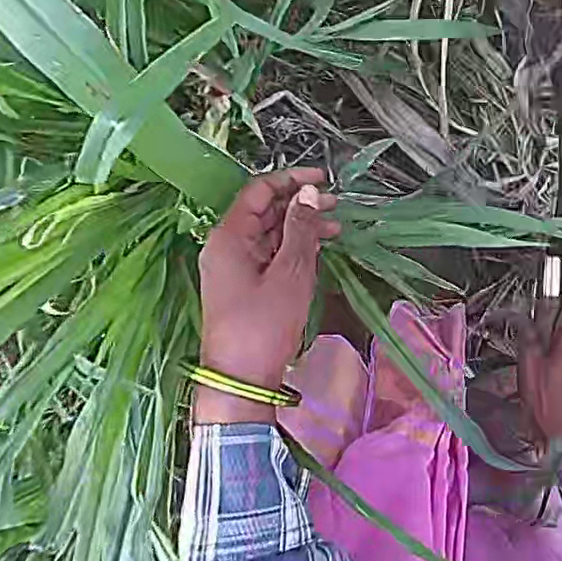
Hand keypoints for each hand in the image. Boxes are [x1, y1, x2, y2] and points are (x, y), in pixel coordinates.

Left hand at [195, 168, 339, 422]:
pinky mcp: (243, 286)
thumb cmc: (263, 326)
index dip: (291, 180)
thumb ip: (300, 229)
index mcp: (228, 236)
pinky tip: (318, 249)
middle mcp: (226, 246)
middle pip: (263, 211)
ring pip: (269, 234)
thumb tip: (308, 193)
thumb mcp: (289, 273)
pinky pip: (268, 255)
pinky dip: (292, 249)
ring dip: (300, 228)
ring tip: (335, 228)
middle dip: (300, 204)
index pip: (258, 191)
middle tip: (335, 205)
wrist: (241, 381)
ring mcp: (233, 267)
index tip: (323, 180)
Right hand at [516, 290, 561, 442]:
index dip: (559, 288)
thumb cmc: (544, 401)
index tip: (551, 277)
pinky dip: (561, 360)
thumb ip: (529, 333)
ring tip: (536, 363)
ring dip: (554, 345)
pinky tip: (548, 376)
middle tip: (528, 338)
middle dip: (548, 326)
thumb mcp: (527, 363)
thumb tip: (527, 311)